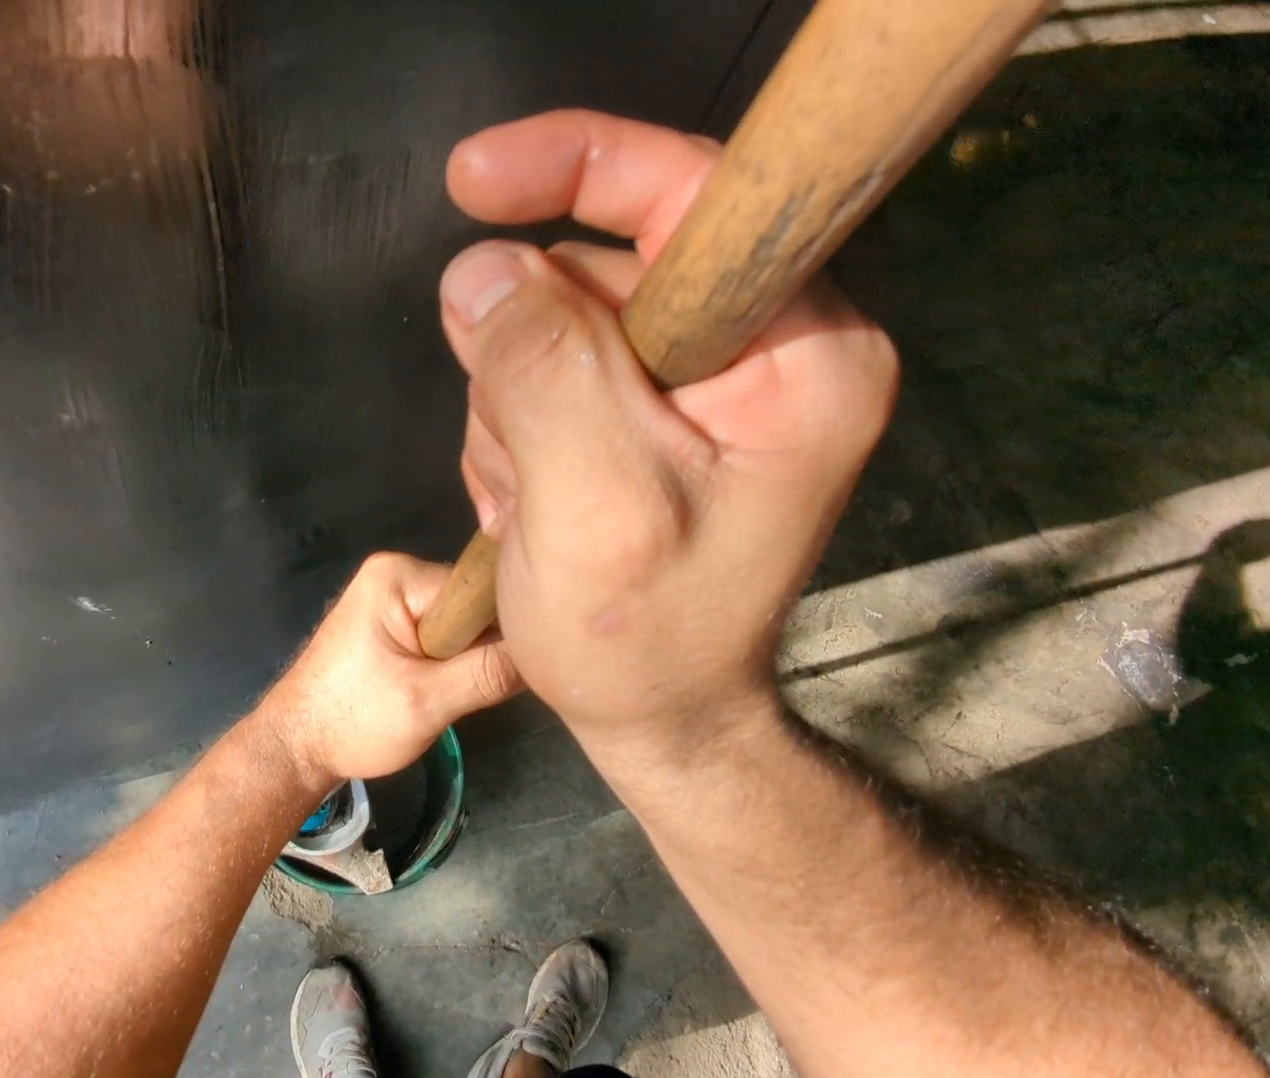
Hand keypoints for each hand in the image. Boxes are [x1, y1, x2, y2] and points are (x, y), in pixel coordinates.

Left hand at [262, 553, 522, 789]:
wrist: (295, 746)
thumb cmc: (353, 721)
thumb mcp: (428, 702)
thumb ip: (489, 674)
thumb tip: (545, 652)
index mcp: (399, 575)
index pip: (479, 589)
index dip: (503, 630)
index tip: (519, 667)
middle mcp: (396, 572)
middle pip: (472, 603)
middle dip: (483, 647)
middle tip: (478, 688)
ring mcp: (392, 595)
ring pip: (461, 622)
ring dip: (467, 658)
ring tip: (457, 691)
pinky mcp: (391, 620)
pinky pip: (443, 632)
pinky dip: (450, 661)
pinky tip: (443, 686)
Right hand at [437, 110, 898, 753]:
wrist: (655, 717)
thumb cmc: (643, 638)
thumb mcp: (594, 507)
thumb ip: (542, 373)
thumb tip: (477, 271)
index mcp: (798, 351)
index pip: (693, 198)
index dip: (581, 167)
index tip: (471, 178)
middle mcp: (760, 346)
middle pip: (599, 273)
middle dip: (529, 363)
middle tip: (527, 472)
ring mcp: (697, 380)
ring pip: (554, 329)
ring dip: (512, 414)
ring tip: (533, 507)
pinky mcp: (646, 411)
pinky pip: (542, 377)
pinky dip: (513, 438)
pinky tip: (531, 505)